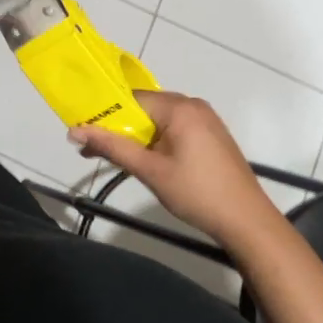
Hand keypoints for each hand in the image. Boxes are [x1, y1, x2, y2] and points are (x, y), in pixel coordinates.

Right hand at [67, 90, 281, 244]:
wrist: (249, 223)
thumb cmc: (197, 193)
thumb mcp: (149, 170)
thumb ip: (111, 147)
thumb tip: (73, 131)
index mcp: (180, 108)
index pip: (130, 99)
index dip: (105, 115)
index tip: (85, 134)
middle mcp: (193, 105)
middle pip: (144, 108)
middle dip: (119, 128)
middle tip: (95, 151)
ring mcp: (206, 120)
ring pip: (158, 120)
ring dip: (136, 137)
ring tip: (117, 159)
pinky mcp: (212, 135)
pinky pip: (174, 128)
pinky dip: (156, 141)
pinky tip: (146, 161)